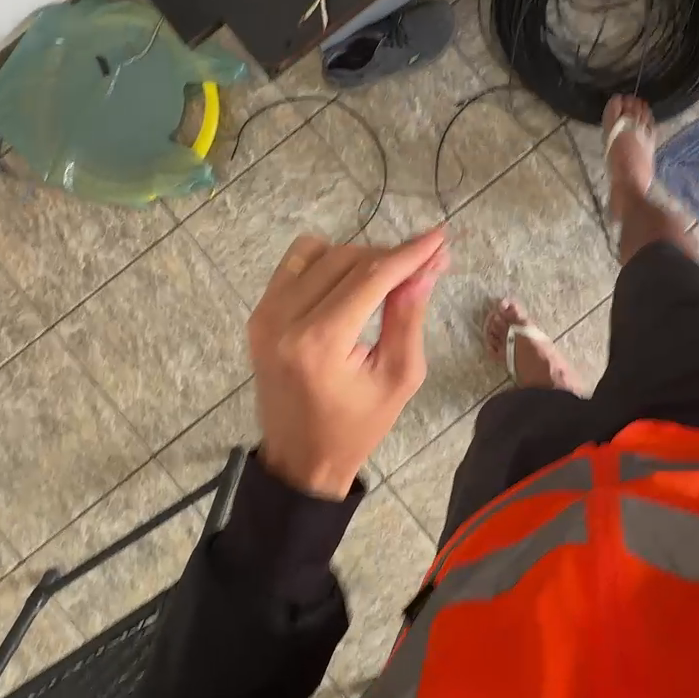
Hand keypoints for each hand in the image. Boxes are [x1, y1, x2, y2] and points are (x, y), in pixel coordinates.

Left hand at [248, 229, 450, 499]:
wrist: (301, 460)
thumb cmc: (357, 427)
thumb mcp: (399, 378)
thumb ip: (409, 318)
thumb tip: (425, 267)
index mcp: (320, 344)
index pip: (371, 278)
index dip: (409, 253)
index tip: (439, 237)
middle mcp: (284, 320)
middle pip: (348, 259)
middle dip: (391, 257)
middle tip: (425, 266)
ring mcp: (265, 314)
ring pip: (322, 253)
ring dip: (359, 258)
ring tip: (387, 281)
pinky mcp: (259, 313)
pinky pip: (296, 262)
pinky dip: (326, 261)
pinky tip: (348, 284)